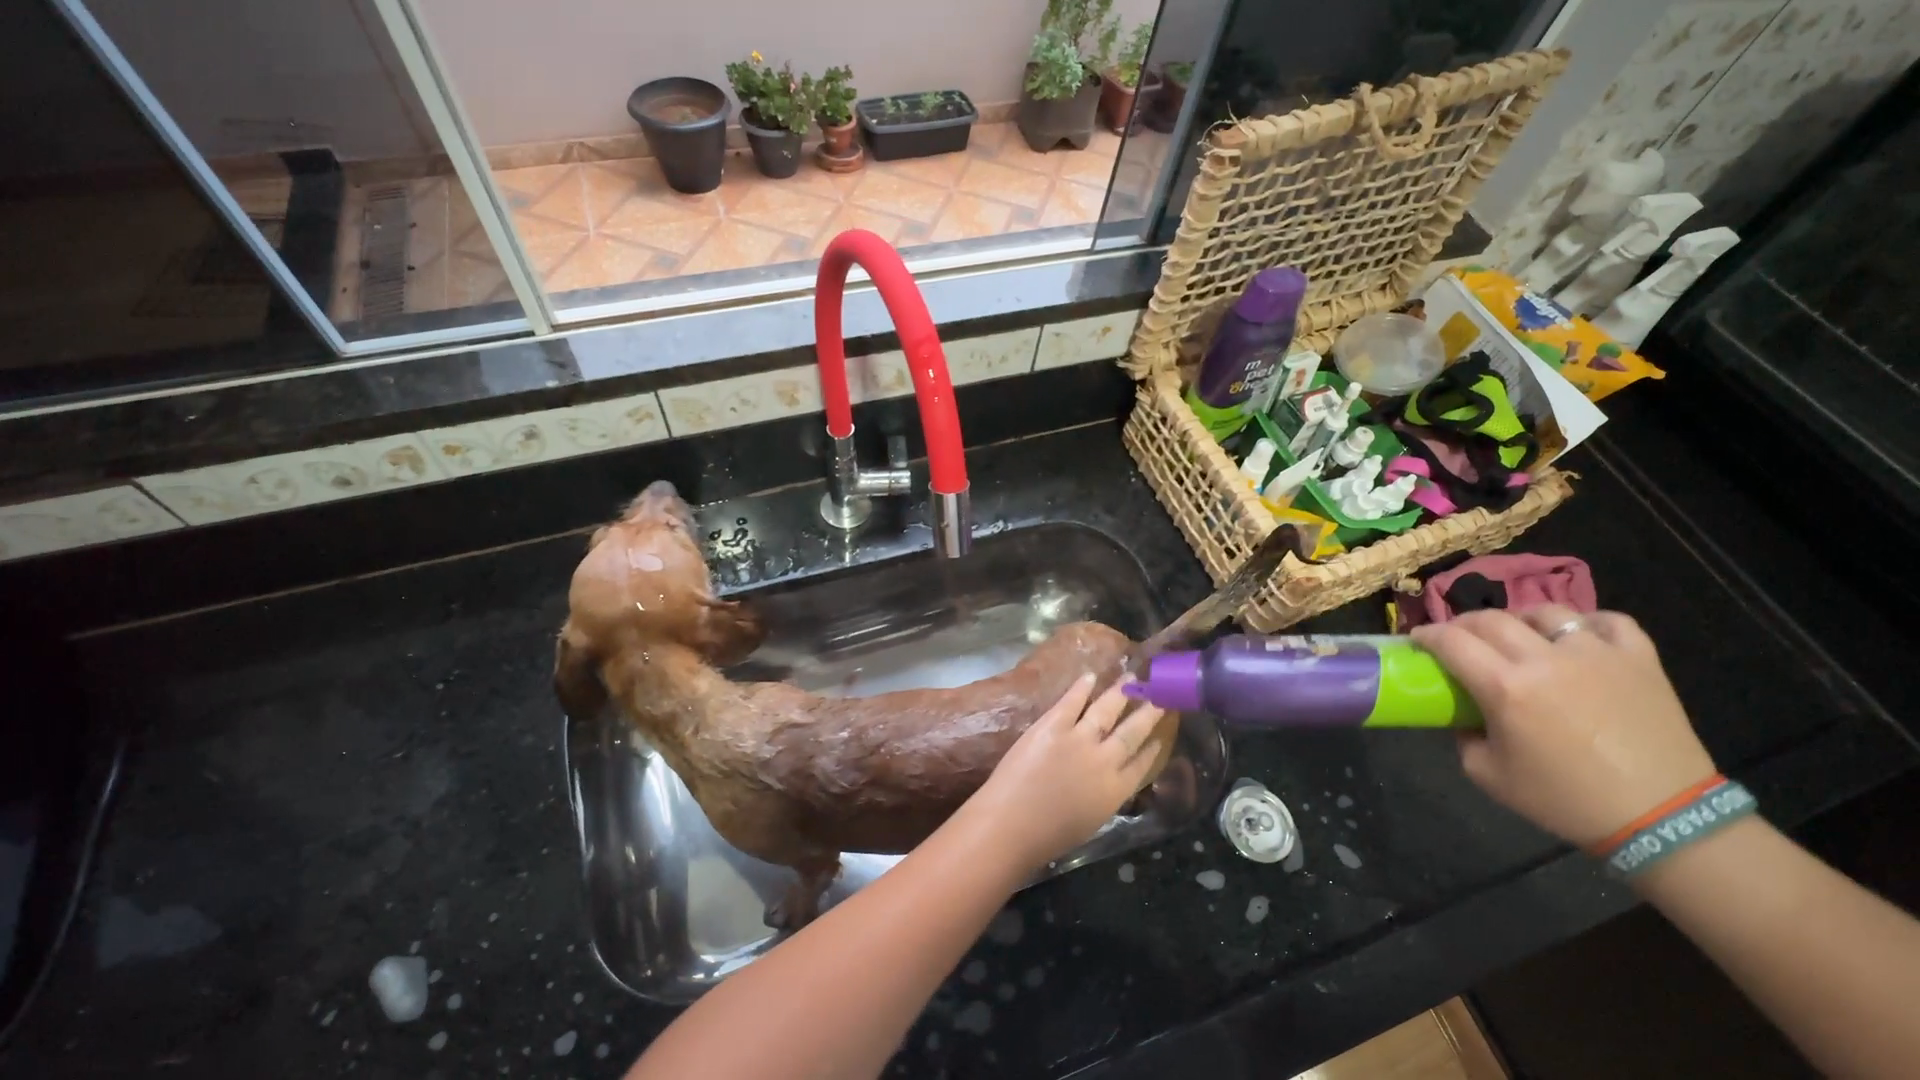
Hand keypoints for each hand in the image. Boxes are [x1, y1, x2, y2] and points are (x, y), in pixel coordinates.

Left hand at [965, 674, 1169, 870]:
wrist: (1012, 825)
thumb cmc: (1048, 836)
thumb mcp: (1091, 822)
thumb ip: (1105, 797)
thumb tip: (1110, 784)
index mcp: (1116, 790)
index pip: (1142, 763)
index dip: (1153, 747)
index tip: (1162, 734)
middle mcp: (1105, 760)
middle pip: (1132, 732)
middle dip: (1149, 712)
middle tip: (1160, 695)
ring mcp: (1079, 739)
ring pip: (1107, 710)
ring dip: (1121, 692)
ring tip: (1132, 677)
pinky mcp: (1052, 726)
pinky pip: (1071, 701)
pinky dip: (1082, 687)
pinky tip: (1090, 676)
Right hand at [1411, 606, 1716, 847]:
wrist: (1660, 816)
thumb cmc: (1565, 800)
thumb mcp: (1490, 776)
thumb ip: (1466, 737)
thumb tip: (1465, 715)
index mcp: (1505, 687)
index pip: (1451, 641)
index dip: (1427, 636)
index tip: (1418, 641)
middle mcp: (1545, 658)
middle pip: (1491, 619)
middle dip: (1464, 625)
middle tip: (1459, 639)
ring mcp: (1596, 651)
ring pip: (1545, 612)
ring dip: (1521, 620)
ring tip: (1520, 636)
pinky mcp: (1638, 656)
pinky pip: (1606, 621)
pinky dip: (1586, 623)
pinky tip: (1578, 638)